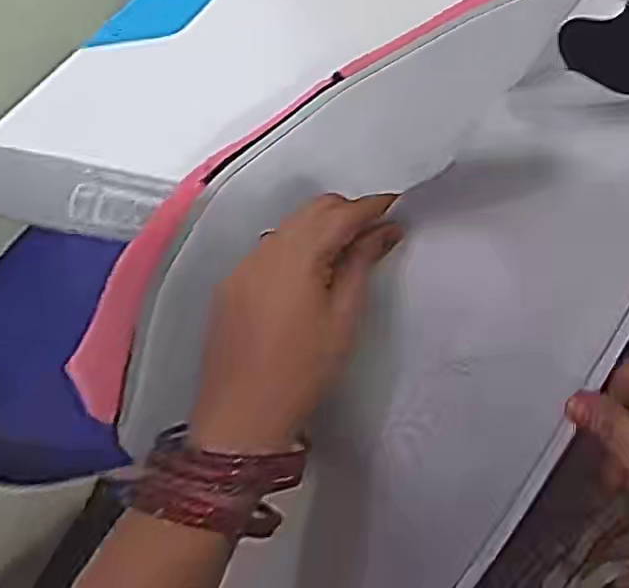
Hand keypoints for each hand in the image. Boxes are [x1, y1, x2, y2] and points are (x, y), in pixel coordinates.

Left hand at [189, 193, 403, 452]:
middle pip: (314, 209)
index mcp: (296, 258)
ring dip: (322, 225)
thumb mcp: (345, 315)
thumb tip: (384, 230)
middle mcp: (265, 253)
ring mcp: (243, 268)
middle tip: (377, 231)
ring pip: (291, 224)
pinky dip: (298, 244)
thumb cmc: (301, 371)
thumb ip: (363, 261)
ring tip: (348, 251)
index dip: (372, 206)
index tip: (396, 207)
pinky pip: (271, 246)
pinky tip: (313, 270)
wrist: (241, 422)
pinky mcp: (232, 285)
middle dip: (348, 211)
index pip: (341, 214)